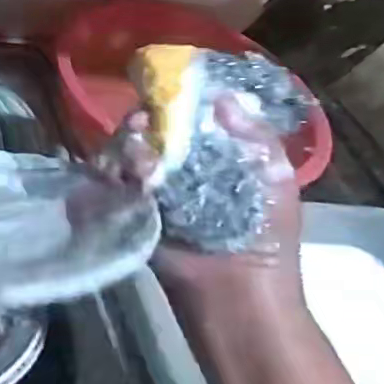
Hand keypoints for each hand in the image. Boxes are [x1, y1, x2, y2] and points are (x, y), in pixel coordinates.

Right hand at [113, 100, 305, 311]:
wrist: (234, 288)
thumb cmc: (264, 236)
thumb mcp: (275, 181)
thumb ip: (255, 138)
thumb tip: (222, 96)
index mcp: (210, 154)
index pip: (182, 117)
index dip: (172, 103)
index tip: (164, 96)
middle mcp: (174, 164)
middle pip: (146, 130)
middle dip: (142, 125)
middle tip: (141, 126)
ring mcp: (146, 184)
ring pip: (122, 150)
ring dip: (126, 149)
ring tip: (137, 160)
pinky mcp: (124, 202)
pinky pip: (108, 178)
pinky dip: (111, 172)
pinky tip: (123, 176)